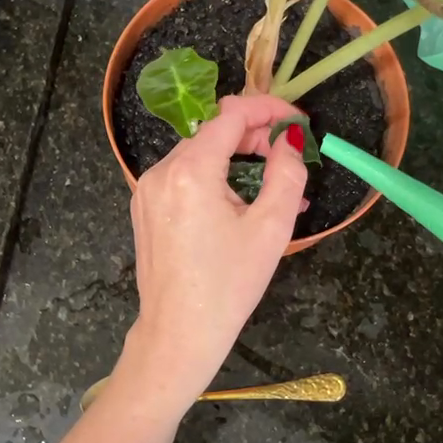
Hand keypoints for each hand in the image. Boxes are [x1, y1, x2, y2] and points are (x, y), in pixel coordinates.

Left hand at [116, 93, 309, 413]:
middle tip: (290, 158)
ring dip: (237, 160)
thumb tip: (290, 140)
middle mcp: (161, 171)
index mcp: (190, 171)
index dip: (269, 108)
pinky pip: (184, 178)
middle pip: (213, 132)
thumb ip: (287, 173)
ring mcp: (148, 190)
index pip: (231, 114)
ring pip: (199, 154)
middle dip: (255, 137)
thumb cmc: (228, 285)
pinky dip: (215, 179)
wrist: (178, 333)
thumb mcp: (271, 228)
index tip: (297, 122)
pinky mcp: (145, 208)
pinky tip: (241, 204)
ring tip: (274, 187)